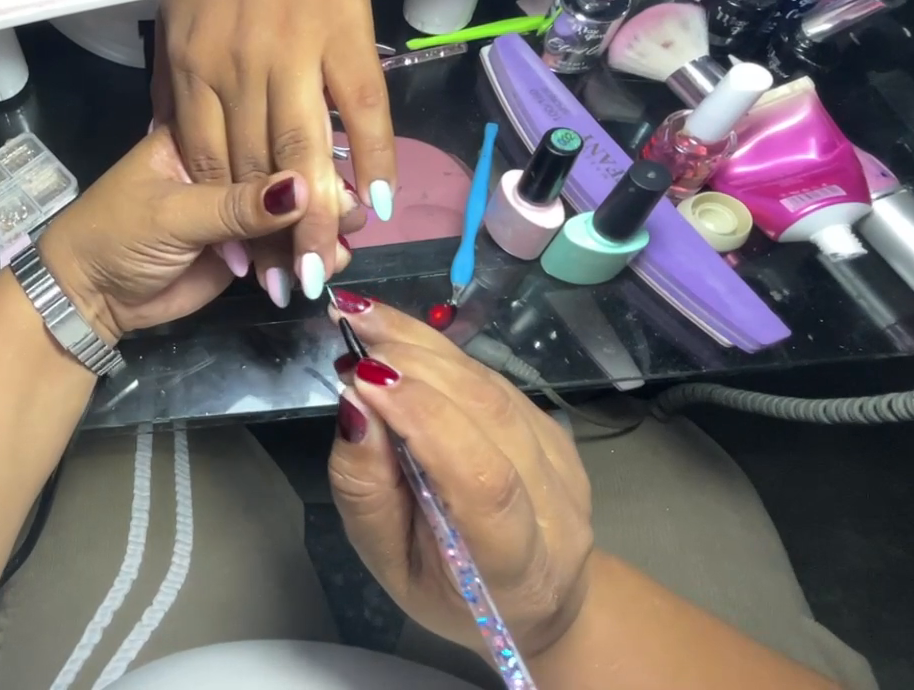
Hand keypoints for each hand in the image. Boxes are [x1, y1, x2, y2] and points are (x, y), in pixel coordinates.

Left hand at [35, 128, 327, 341]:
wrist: (92, 295)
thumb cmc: (116, 235)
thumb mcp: (172, 215)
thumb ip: (235, 205)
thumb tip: (302, 187)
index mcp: (199, 138)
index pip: (259, 132)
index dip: (302, 150)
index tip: (341, 170)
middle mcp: (224, 165)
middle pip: (283, 172)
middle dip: (320, 193)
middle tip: (353, 212)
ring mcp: (236, 208)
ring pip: (289, 211)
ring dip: (320, 227)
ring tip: (345, 243)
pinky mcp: (242, 246)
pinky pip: (282, 246)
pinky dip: (306, 255)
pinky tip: (330, 263)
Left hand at [155, 0, 394, 308]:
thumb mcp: (173, 21)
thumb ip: (173, 86)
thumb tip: (171, 143)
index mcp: (190, 69)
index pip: (209, 162)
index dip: (226, 218)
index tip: (243, 262)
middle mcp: (236, 69)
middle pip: (255, 169)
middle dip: (275, 235)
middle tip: (296, 285)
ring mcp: (292, 52)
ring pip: (306, 152)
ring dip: (322, 215)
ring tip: (334, 263)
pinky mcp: (343, 33)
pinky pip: (360, 109)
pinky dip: (372, 157)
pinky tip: (378, 200)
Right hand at [327, 298, 594, 658]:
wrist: (535, 598)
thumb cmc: (447, 588)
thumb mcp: (385, 559)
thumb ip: (365, 488)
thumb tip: (354, 403)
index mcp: (514, 560)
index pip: (482, 477)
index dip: (425, 417)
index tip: (361, 376)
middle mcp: (555, 505)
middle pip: (491, 414)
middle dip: (415, 363)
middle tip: (351, 331)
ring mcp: (562, 460)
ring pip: (491, 384)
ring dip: (422, 342)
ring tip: (362, 316)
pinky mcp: (552, 427)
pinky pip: (491, 376)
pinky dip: (437, 347)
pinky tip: (393, 333)